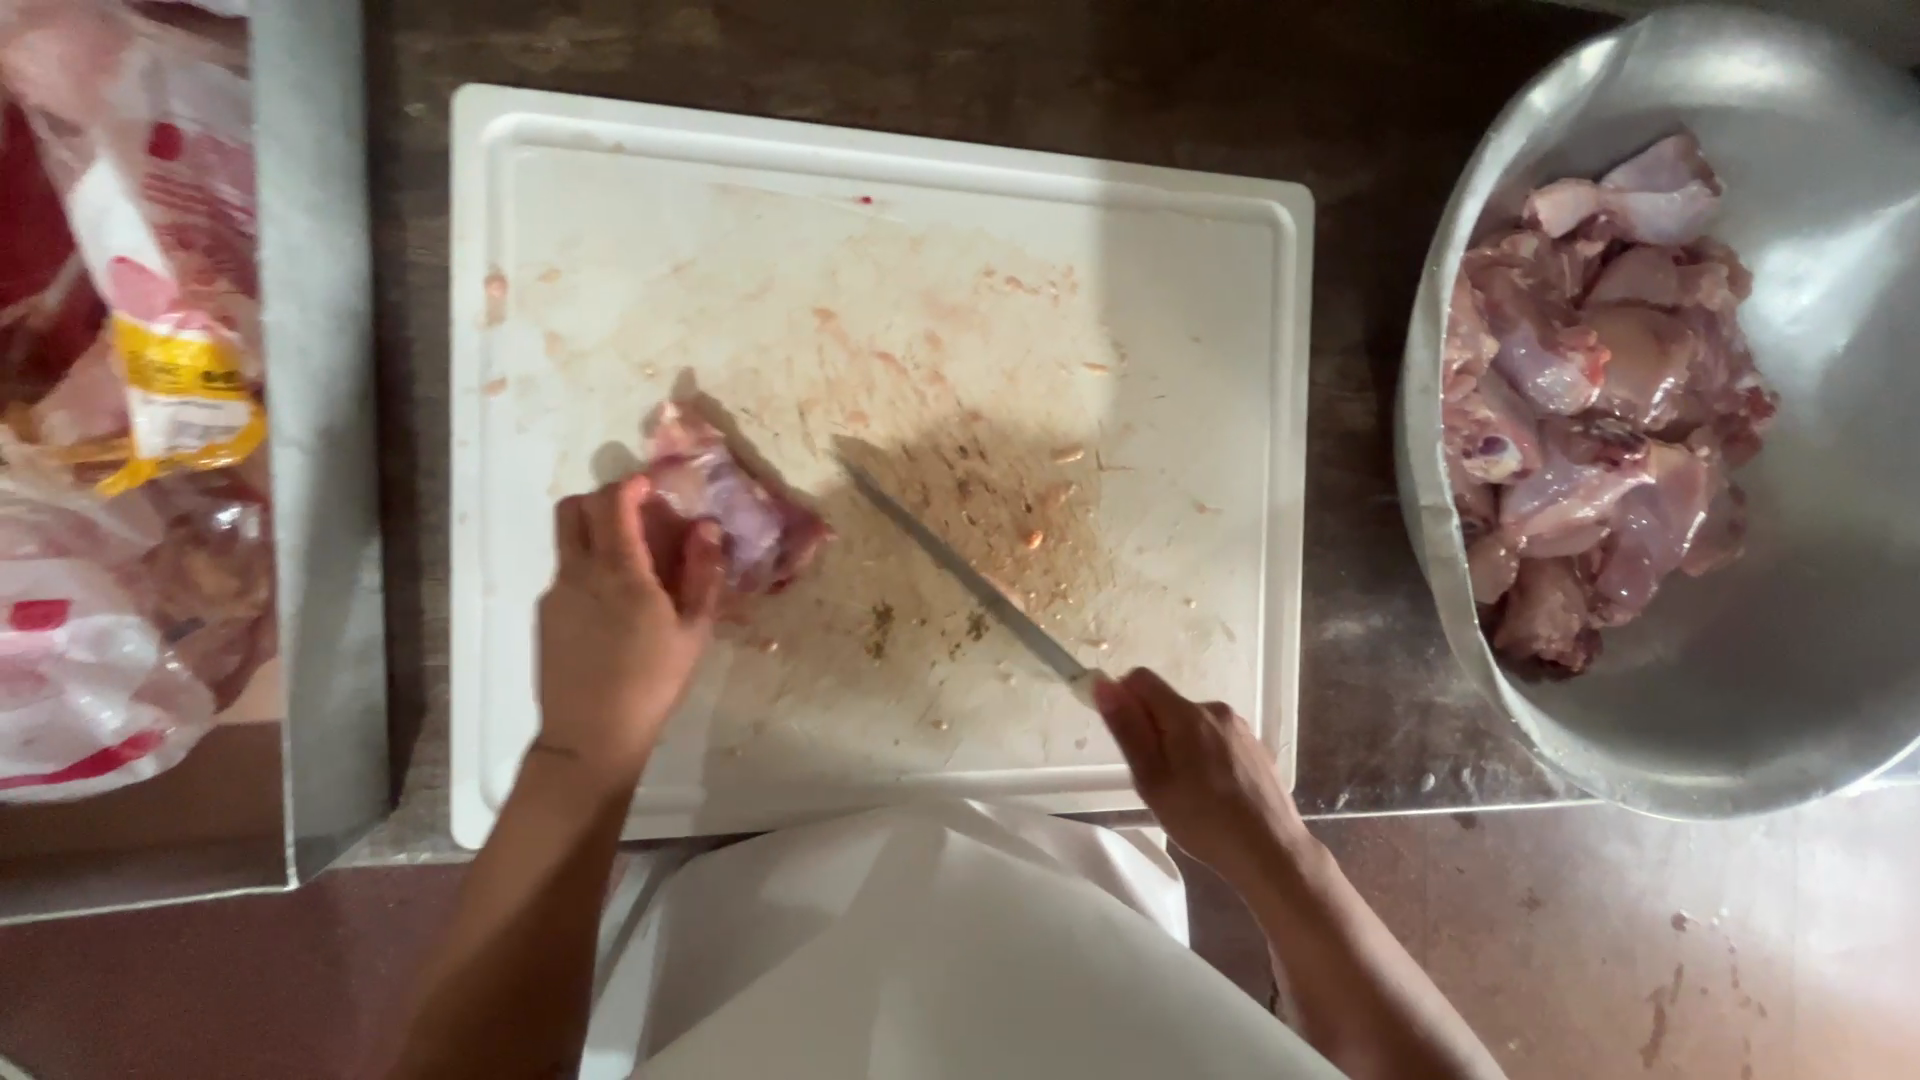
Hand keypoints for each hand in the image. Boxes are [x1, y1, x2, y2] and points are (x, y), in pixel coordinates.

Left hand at [534, 476, 726, 790]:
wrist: (591, 736)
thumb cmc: (653, 681)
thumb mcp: (694, 630)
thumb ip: (703, 573)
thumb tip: (706, 528)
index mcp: (619, 571)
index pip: (611, 503)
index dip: (630, 485)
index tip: (651, 487)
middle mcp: (578, 573)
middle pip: (572, 509)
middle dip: (602, 500)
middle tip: (635, 517)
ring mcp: (555, 594)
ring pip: (566, 541)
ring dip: (594, 534)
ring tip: (632, 566)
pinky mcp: (545, 617)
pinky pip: (566, 574)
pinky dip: (589, 568)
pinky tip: (614, 607)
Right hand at [1093, 668, 1309, 885]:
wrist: (1271, 850)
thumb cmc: (1201, 819)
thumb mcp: (1151, 779)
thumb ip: (1127, 728)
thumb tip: (1103, 684)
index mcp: (1186, 714)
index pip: (1141, 679)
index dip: (1124, 700)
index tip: (1127, 738)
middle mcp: (1214, 710)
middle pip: (1167, 703)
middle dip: (1153, 730)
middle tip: (1157, 778)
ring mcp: (1239, 728)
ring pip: (1192, 723)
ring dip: (1180, 744)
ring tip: (1188, 791)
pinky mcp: (1256, 747)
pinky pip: (1216, 738)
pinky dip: (1206, 755)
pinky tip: (1215, 793)